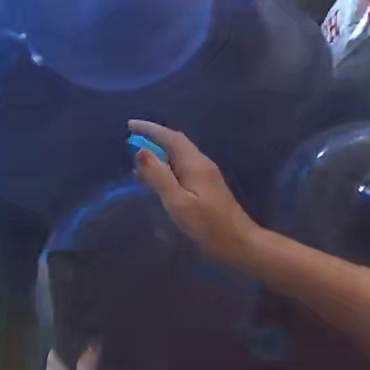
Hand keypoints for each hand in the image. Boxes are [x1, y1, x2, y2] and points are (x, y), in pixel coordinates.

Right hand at [128, 120, 262, 262]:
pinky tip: (158, 179)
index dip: (150, 129)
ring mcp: (207, 175)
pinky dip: (167, 166)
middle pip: (176, 143)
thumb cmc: (208, 226)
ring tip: (139, 160)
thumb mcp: (179, 203)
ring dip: (160, 152)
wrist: (240, 243)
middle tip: (130, 141)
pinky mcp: (207, 187)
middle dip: (154, 138)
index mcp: (195, 164)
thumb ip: (159, 177)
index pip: (171, 137)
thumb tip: (141, 151)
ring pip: (180, 155)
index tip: (130, 125)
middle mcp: (202, 164)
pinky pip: (183, 167)